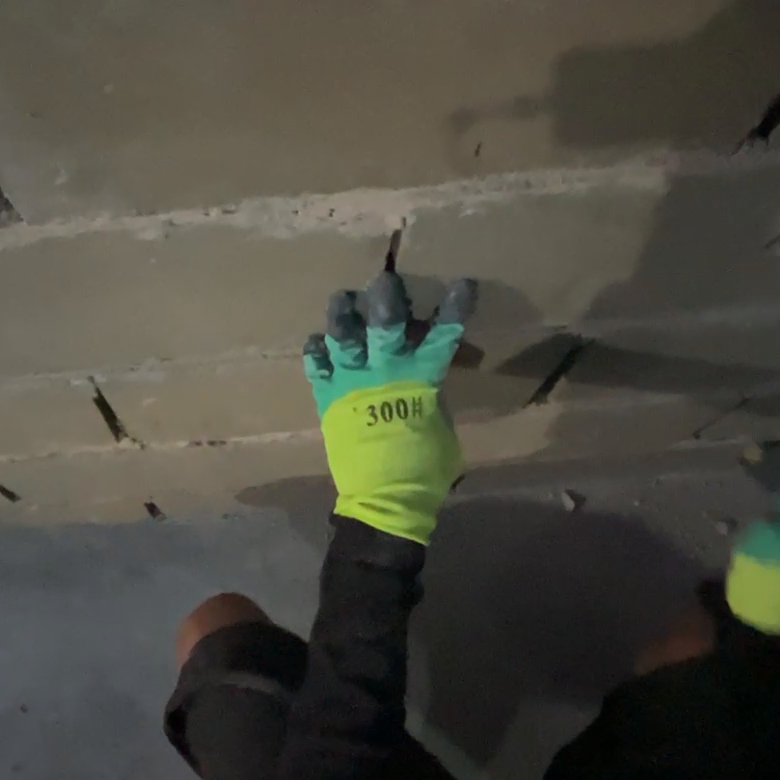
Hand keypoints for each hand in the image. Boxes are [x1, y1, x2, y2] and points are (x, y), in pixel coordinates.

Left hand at [304, 273, 476, 544]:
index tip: (463, 284)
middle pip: (385, 325)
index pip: (444, 336)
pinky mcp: (328, 399)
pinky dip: (316, 353)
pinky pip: (317, 368)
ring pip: (344, 337)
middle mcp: (385, 373)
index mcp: (421, 380)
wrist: (384, 498)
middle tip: (384, 281)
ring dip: (342, 314)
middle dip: (385, 299)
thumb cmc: (424, 469)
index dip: (455, 309)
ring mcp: (352, 383)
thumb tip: (428, 389)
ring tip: (342, 298)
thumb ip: (432, 399)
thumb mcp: (442, 429)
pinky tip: (316, 341)